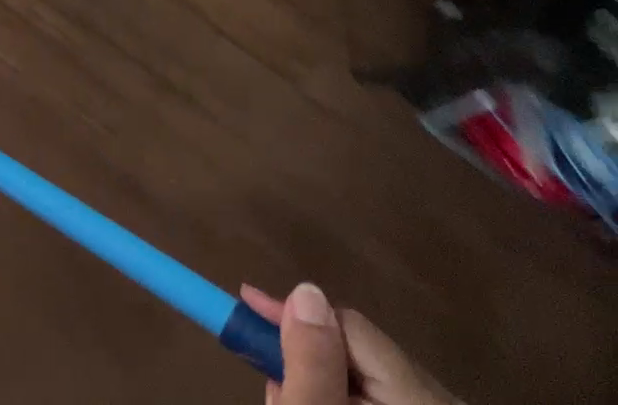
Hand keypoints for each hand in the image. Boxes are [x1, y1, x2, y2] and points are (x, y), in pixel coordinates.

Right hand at [242, 283, 458, 404]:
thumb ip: (310, 357)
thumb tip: (304, 290)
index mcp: (418, 390)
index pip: (348, 323)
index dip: (294, 312)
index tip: (244, 299)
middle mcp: (439, 395)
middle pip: (355, 348)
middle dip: (303, 352)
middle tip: (266, 368)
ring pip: (365, 372)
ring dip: (318, 374)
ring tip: (289, 393)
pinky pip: (380, 393)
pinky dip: (341, 393)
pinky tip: (321, 402)